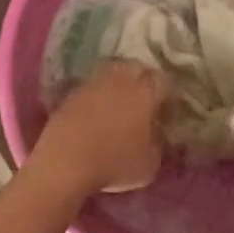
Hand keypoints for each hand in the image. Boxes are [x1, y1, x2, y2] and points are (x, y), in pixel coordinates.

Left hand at [30, 60, 166, 195]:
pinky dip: (99, 91)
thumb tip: (158, 136)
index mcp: (145, 93)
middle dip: (145, 79)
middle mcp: (121, 80)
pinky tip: (98, 108)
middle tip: (146, 99)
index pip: (163, 82)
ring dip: (120, 81)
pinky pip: (93, 84)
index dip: (167, 95)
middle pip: (138, 68)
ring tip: (121, 100)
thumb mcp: (149, 164)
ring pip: (113, 71)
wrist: (66, 160)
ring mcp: (95, 83)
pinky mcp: (73, 91)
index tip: (166, 110)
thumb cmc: (114, 162)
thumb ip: (159, 145)